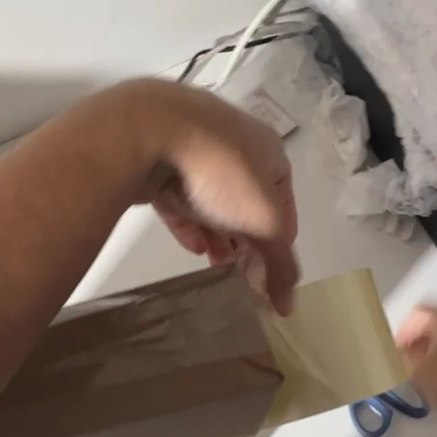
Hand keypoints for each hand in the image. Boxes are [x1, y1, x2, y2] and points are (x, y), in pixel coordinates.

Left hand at [99, 80, 300, 314]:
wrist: (149, 131)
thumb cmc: (222, 173)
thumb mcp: (264, 221)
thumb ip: (280, 264)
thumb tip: (288, 305)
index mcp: (270, 153)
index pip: (285, 206)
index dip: (279, 243)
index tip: (266, 274)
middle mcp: (237, 146)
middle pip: (247, 204)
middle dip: (245, 241)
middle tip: (238, 274)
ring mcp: (195, 149)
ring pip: (212, 201)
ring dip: (217, 235)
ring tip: (214, 266)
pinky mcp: (160, 159)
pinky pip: (179, 197)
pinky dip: (187, 223)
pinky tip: (190, 247)